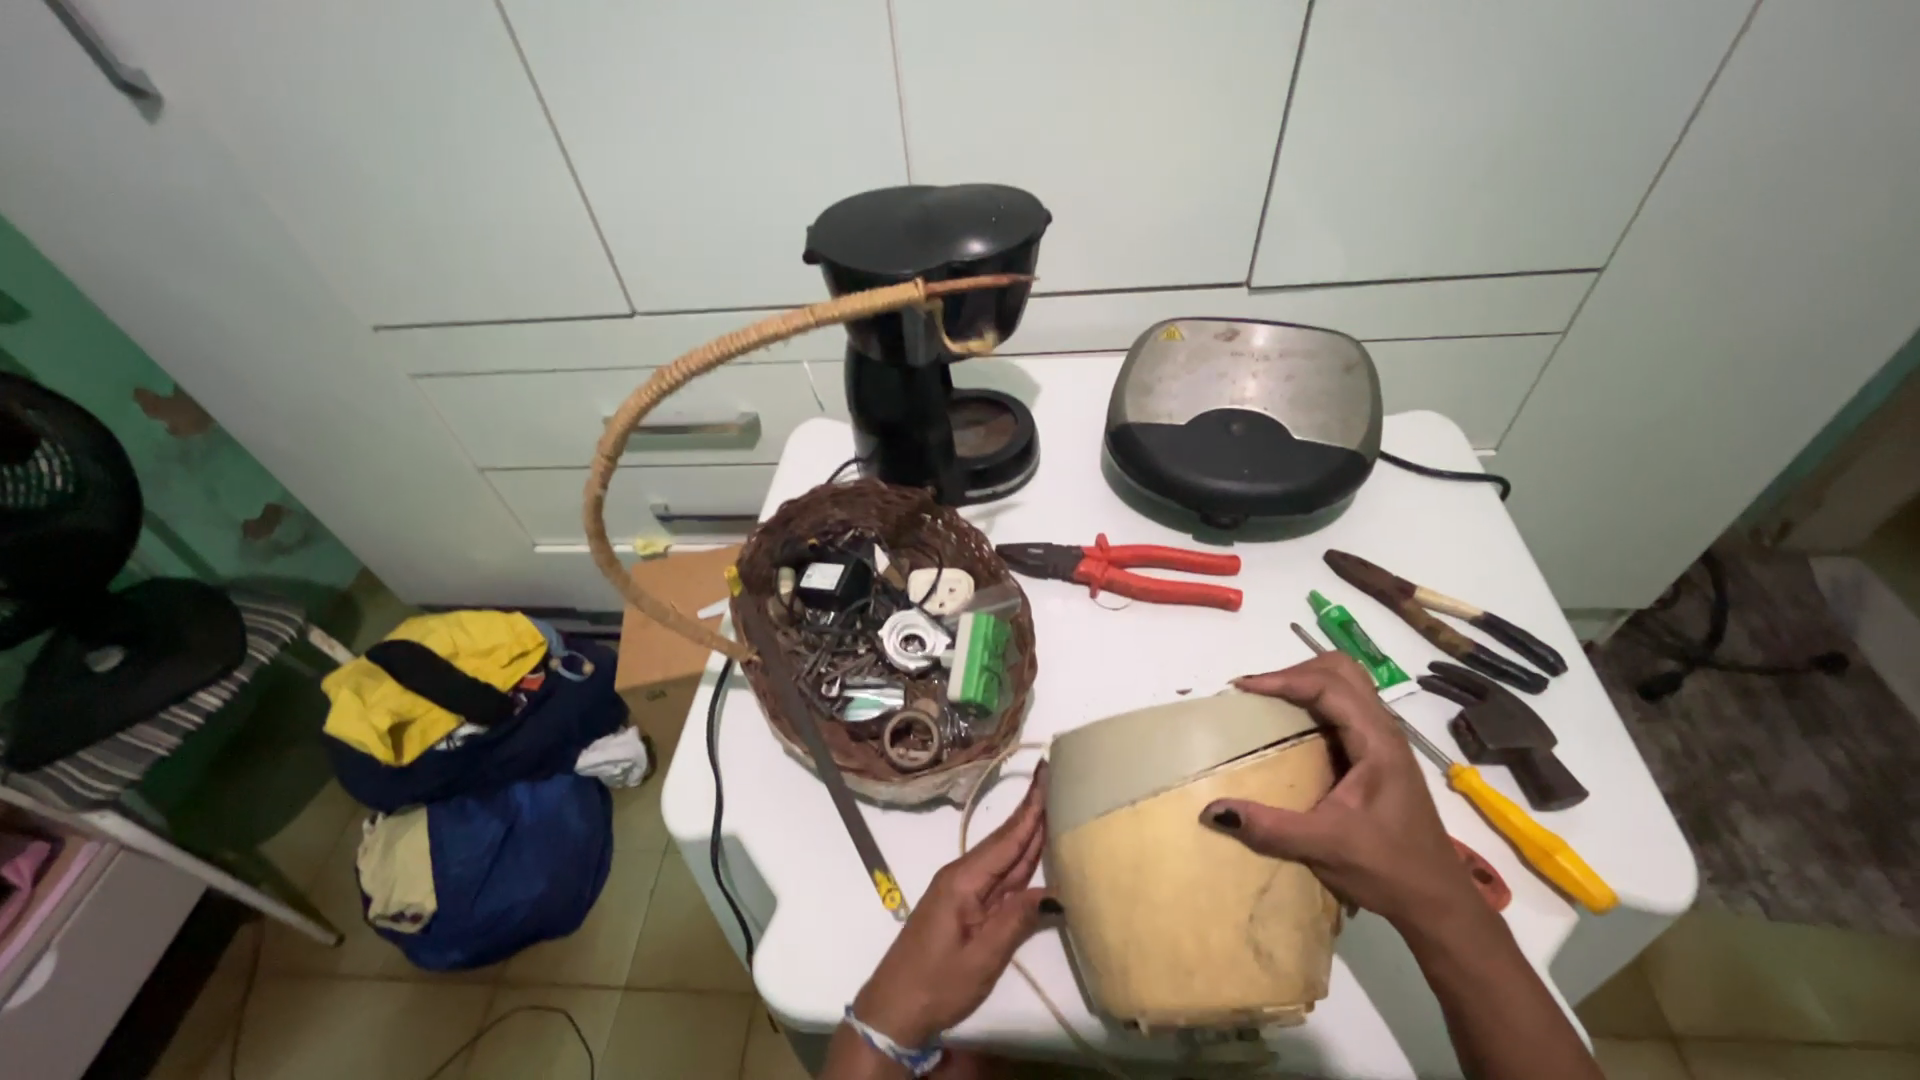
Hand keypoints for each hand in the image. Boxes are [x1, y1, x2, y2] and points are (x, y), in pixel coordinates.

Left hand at [851, 763, 1054, 1047]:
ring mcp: (965, 891)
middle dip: (1033, 810)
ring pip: (1006, 857)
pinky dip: (1023, 861)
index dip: (1031, 808)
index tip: (1047, 772)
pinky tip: (1039, 853)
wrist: (894, 1010)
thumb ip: (1015, 921)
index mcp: (964, 880)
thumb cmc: (936, 985)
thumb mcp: (981, 959)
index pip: (1007, 838)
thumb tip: (1053, 892)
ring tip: (1056, 805)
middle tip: (1059, 779)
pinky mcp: (967, 907)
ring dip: (1030, 832)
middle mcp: (964, 876)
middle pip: (1007, 841)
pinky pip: (1001, 877)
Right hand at [1200, 654, 1480, 928]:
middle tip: (1257, 692)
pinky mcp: (1378, 756)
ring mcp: (1384, 742)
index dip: (1283, 679)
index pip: (1329, 685)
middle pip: (1341, 671)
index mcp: (1378, 742)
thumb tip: (1211, 809)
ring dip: (1306, 683)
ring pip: (1346, 685)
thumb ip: (1269, 827)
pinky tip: (1291, 728)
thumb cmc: (1388, 868)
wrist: (1437, 901)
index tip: (1243, 688)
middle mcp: (1384, 731)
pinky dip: (1314, 702)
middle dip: (1295, 672)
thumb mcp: (1324, 847)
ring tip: (1268, 703)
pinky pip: (1344, 708)